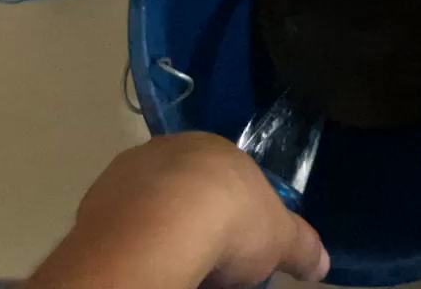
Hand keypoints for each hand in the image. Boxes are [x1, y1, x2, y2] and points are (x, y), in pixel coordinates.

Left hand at [28, 133, 329, 288]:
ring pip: (150, 204)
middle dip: (196, 224)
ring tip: (175, 272)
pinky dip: (132, 244)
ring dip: (160, 233)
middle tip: (208, 267)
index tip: (238, 251)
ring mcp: (131, 170)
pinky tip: (144, 268)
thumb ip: (302, 245)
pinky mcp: (98, 198)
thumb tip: (322, 262)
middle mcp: (172, 148)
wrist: (163, 227)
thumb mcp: (280, 239)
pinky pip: (121, 223)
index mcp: (217, 148)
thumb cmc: (230, 221)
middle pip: (186, 188)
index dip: (234, 215)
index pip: (227, 177)